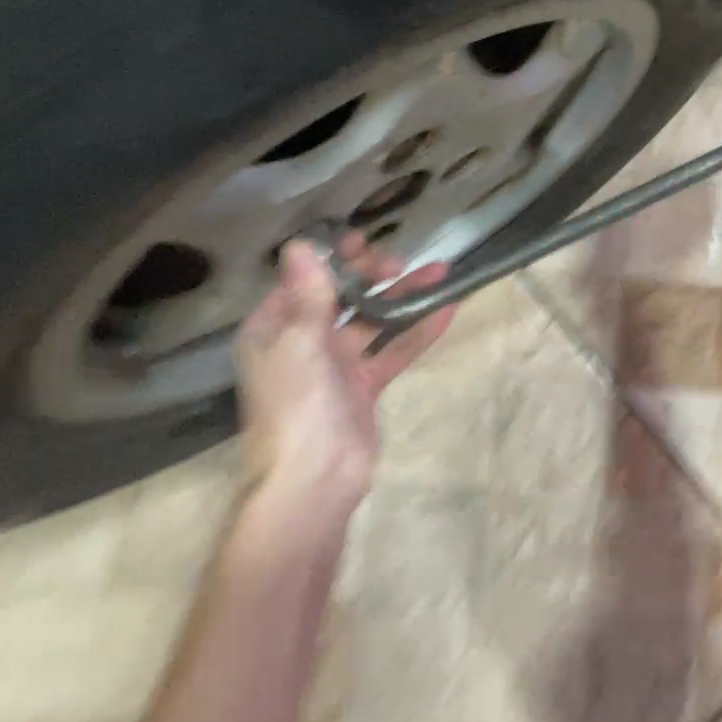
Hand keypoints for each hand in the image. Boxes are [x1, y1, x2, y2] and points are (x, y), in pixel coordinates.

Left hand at [233, 234, 457, 510]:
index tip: (363, 241)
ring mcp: (336, 364)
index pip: (303, 280)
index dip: (332, 257)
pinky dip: (418, 332)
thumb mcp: (298, 344)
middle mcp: (302, 341)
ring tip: (441, 272)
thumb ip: (309, 295)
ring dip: (403, 297)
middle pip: (341, 296)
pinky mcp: (365, 385)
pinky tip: (448, 310)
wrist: (314, 480)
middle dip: (372, 275)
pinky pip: (393, 350)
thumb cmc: (296, 406)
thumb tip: (300, 244)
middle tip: (400, 263)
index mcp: (273, 329)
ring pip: (373, 320)